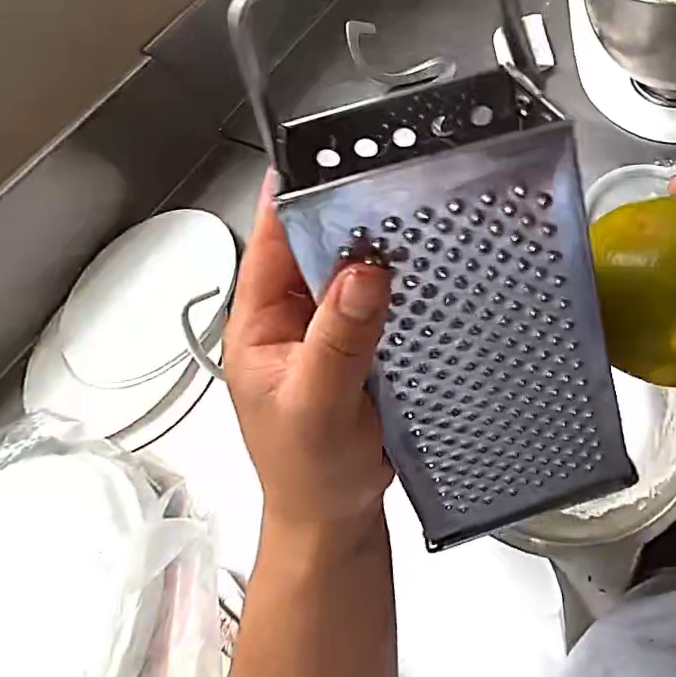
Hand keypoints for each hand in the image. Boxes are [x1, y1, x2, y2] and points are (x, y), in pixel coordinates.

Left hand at [223, 174, 394, 526]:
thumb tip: (363, 275)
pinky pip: (371, 302)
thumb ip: (337, 340)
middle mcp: (287, 318)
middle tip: (384, 184)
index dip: (291, 200)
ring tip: (409, 218)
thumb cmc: (307, 472)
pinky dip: (390, 287)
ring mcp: (321, 330)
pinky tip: (418, 272)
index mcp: (257, 323)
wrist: (333, 515)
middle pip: (311, 250)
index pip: (269, 244)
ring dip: (371, 252)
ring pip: (345, 274)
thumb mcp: (316, 404)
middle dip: (343, 220)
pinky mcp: (352, 345)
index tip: (323, 161)